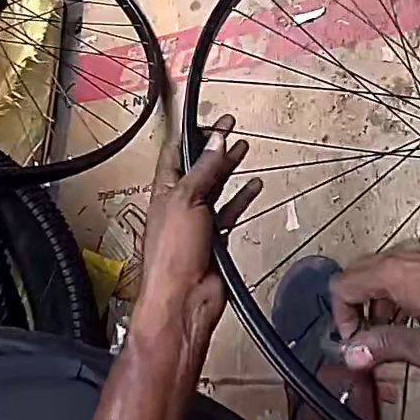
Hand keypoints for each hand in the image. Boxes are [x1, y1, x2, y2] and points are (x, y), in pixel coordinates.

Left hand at [132, 109, 260, 364]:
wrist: (183, 300)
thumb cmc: (173, 252)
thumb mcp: (186, 200)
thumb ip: (204, 170)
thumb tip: (216, 140)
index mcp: (164, 189)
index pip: (174, 153)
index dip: (191, 135)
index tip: (208, 119)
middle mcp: (180, 202)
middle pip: (198, 167)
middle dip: (214, 146)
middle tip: (231, 125)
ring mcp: (198, 221)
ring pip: (216, 186)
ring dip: (228, 167)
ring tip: (243, 147)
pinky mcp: (215, 237)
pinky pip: (230, 211)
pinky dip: (242, 197)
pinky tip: (254, 185)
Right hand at [330, 243, 419, 375]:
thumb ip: (385, 346)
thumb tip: (354, 352)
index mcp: (395, 274)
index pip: (344, 285)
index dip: (342, 316)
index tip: (355, 342)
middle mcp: (406, 254)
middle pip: (360, 273)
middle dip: (358, 307)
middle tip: (369, 340)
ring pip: (384, 268)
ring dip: (379, 299)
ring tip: (396, 334)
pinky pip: (407, 266)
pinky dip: (400, 288)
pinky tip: (419, 317)